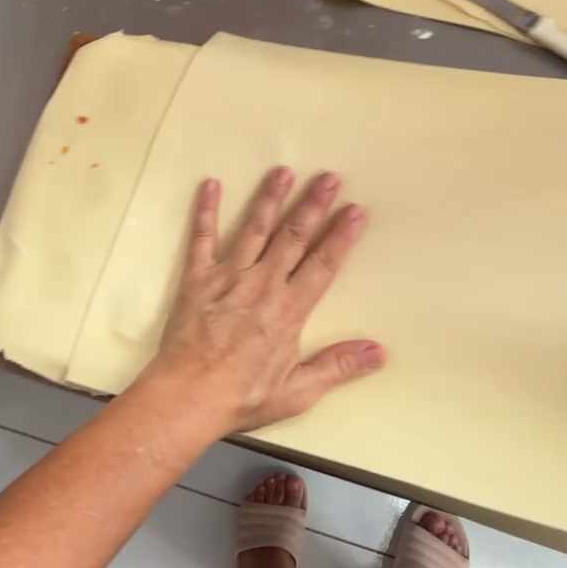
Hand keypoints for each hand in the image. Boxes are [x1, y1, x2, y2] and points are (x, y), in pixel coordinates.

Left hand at [137, 166, 384, 433]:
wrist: (188, 394)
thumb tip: (379, 352)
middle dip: (313, 205)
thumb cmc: (242, 396)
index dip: (341, 236)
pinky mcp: (197, 279)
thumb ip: (338, 367)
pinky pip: (202, 238)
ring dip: (270, 199)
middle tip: (329, 177)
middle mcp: (262, 284)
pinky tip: (210, 185)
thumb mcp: (297, 391)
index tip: (356, 211)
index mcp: (288, 310)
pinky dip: (206, 211)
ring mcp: (228, 277)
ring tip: (282, 171)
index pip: (322, 264)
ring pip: (254, 229)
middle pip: (293, 237)